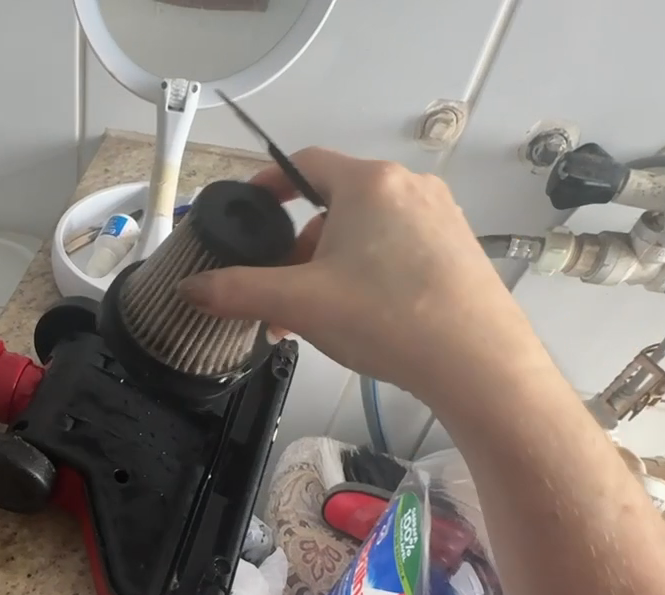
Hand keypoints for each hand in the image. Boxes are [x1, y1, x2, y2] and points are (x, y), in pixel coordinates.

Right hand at [180, 149, 545, 408]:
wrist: (474, 359)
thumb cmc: (383, 316)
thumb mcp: (298, 304)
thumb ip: (237, 292)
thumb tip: (189, 289)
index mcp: (367, 184)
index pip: (305, 164)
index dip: (269, 184)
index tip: (248, 209)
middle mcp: (407, 188)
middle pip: (331, 207)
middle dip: (295, 250)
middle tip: (277, 294)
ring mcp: (437, 217)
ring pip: (361, 234)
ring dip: (325, 269)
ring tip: (312, 318)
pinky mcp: (454, 250)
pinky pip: (391, 251)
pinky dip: (361, 276)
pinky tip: (355, 318)